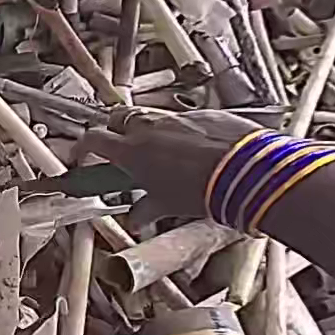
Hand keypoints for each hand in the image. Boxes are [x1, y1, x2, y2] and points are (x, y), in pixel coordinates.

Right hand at [76, 107, 262, 224]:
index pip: (93, 139)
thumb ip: (146, 210)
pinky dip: (187, 130)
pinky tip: (199, 148)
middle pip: (119, 117)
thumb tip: (137, 221)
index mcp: (130, 150)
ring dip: (151, 129)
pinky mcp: (208, 113)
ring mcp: (179, 117)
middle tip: (123, 145)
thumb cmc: (203, 190)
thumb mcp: (167, 205)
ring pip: (153, 116)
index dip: (83, 146)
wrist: (251, 174)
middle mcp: (149, 127)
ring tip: (164, 150)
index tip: (82, 153)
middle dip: (116, 128)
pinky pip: (188, 118)